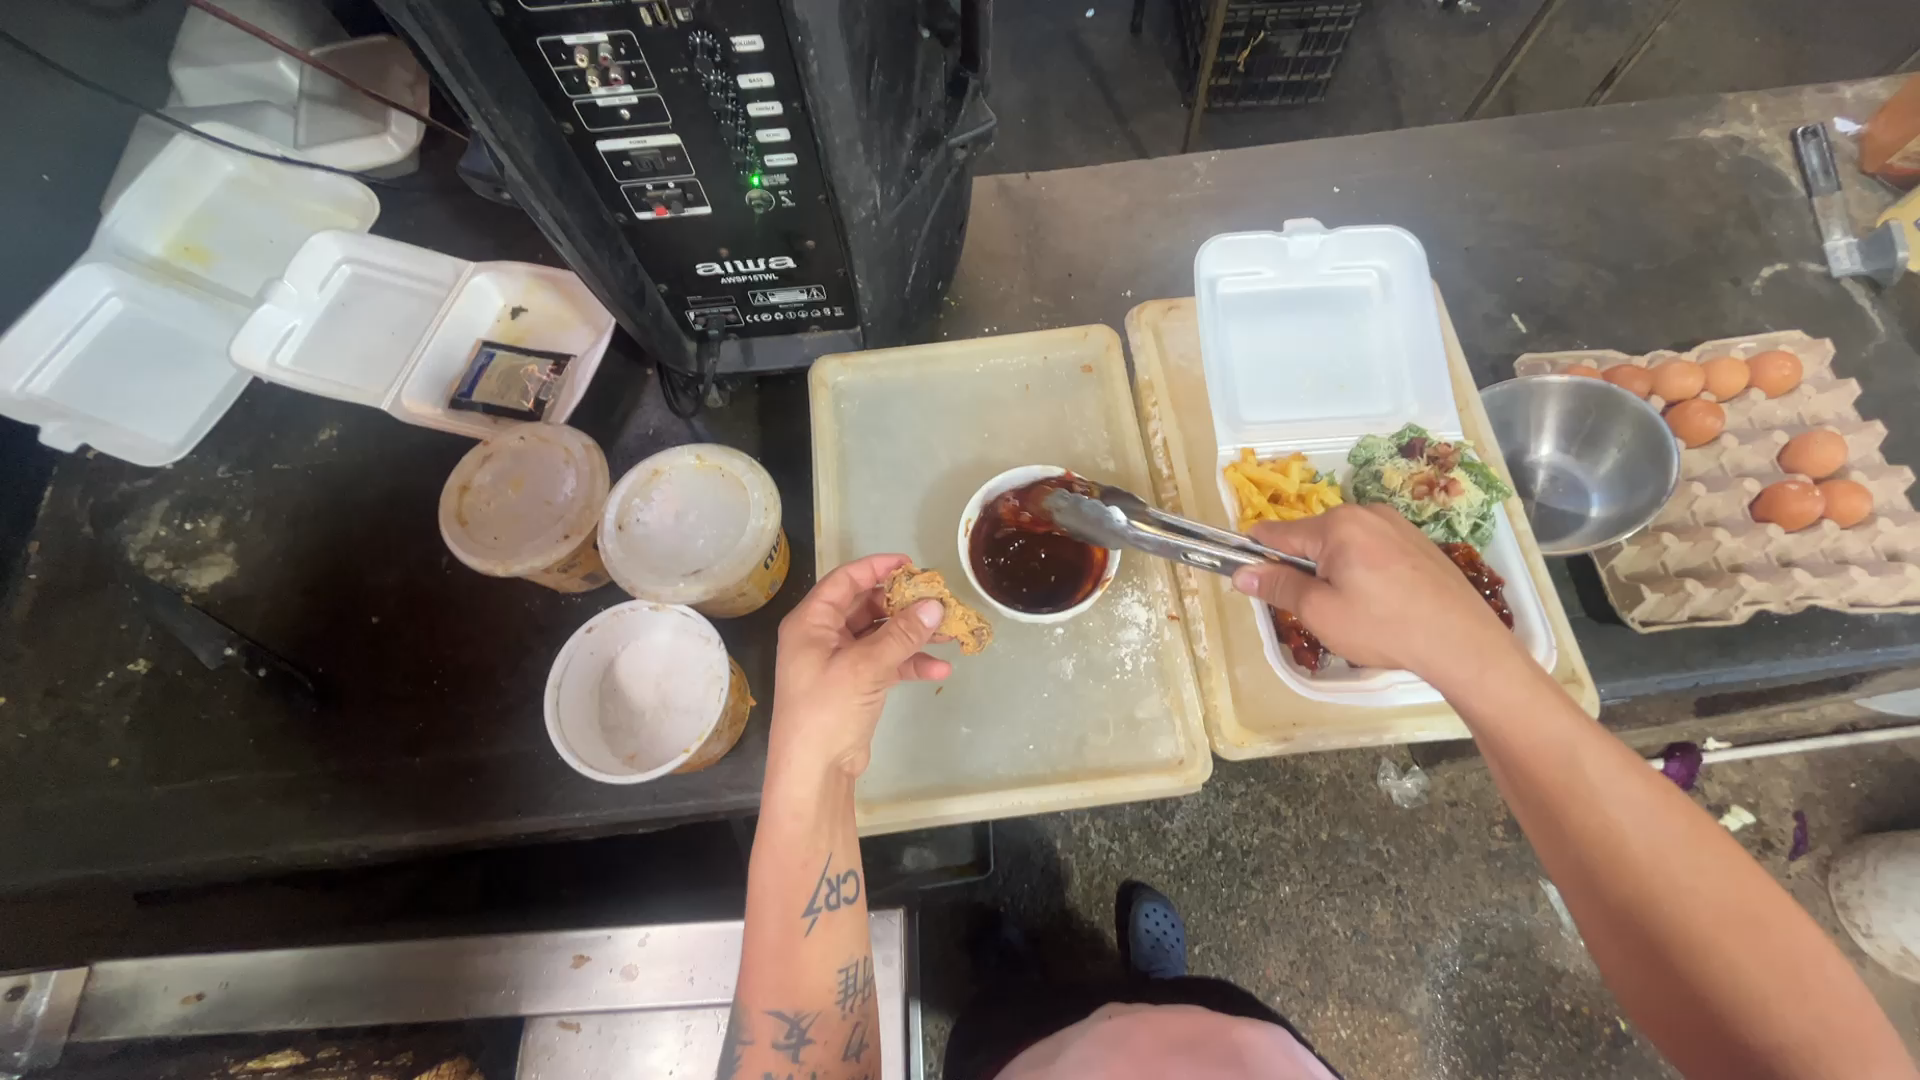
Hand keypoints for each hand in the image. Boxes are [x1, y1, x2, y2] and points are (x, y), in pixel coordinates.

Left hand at [770, 553, 948, 780]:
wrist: (814, 772)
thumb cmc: (827, 710)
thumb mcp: (865, 667)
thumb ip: (901, 634)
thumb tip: (935, 605)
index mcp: (811, 622)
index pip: (845, 581)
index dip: (877, 567)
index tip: (911, 564)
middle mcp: (823, 637)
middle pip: (867, 606)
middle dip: (904, 605)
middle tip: (938, 600)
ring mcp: (840, 662)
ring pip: (882, 636)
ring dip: (913, 635)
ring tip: (950, 634)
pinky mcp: (856, 685)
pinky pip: (887, 663)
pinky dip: (910, 664)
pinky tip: (939, 670)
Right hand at [1231, 504, 1515, 678]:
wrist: (1464, 643)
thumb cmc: (1384, 628)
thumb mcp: (1319, 612)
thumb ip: (1277, 587)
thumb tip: (1241, 573)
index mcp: (1336, 525)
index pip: (1275, 532)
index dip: (1255, 555)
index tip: (1246, 578)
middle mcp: (1364, 512)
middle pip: (1309, 537)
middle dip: (1300, 566)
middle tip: (1311, 607)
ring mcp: (1394, 523)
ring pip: (1339, 543)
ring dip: (1330, 569)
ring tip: (1348, 608)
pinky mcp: (1415, 540)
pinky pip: (1368, 547)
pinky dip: (1359, 569)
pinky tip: (1376, 601)